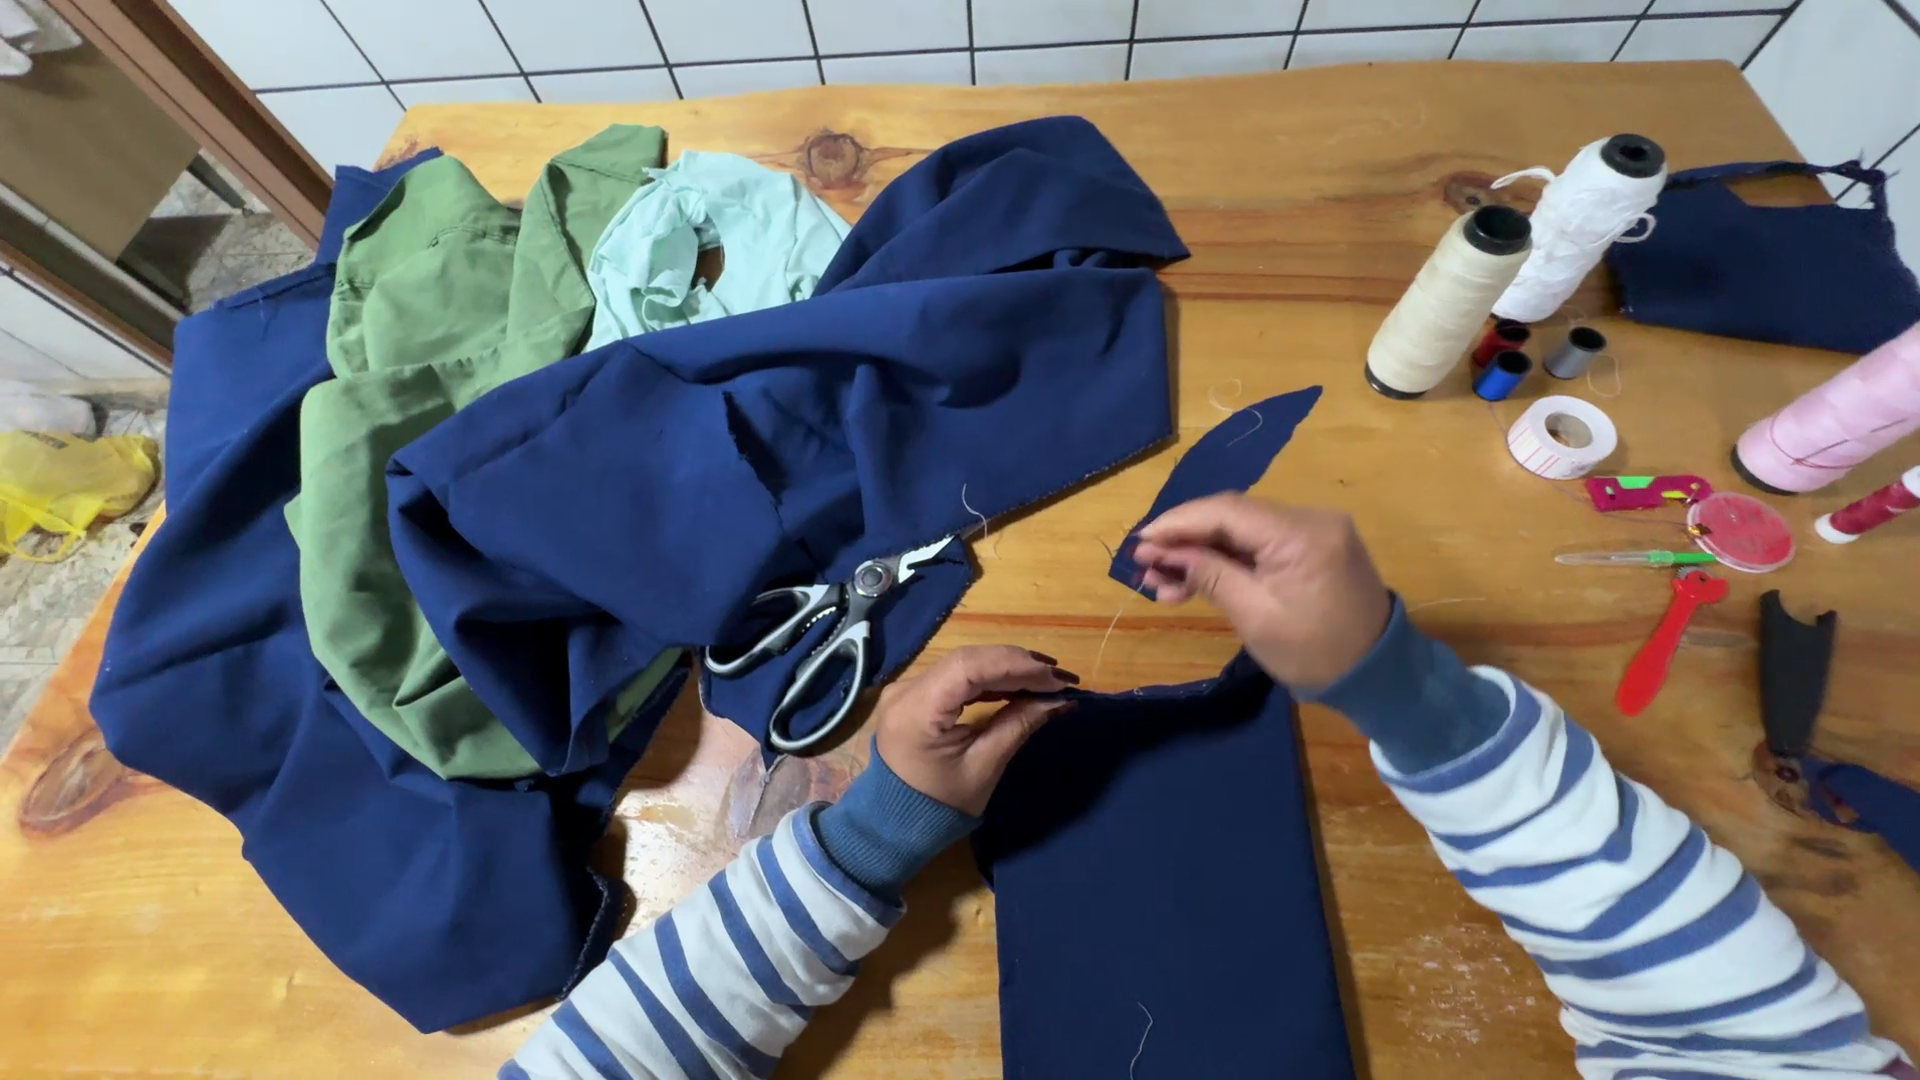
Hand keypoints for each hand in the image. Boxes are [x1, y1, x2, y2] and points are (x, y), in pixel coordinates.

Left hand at [872, 645, 1077, 815]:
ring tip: (1046, 679)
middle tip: (1059, 677)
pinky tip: (1019, 685)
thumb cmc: (939, 805)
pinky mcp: (916, 694)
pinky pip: (956, 677)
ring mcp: (908, 689)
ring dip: (1006, 669)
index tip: (1055, 676)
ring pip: (964, 664)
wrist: (894, 823)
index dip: (1015, 664)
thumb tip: (1059, 700)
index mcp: (916, 710)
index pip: (968, 667)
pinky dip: (989, 679)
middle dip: (1016, 664)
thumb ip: (1018, 726)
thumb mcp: (983, 768)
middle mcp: (906, 689)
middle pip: (967, 660)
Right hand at [1130, 494, 1392, 688]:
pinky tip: (1193, 582)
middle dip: (1183, 539)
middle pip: (1231, 516)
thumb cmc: (1315, 652)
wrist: (1380, 677)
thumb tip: (1162, 552)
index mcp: (1301, 534)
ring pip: (1240, 530)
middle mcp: (1309, 519)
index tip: (1140, 542)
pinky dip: (1225, 560)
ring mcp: (1312, 531)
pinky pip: (1257, 543)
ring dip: (1199, 552)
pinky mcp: (1311, 546)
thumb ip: (1208, 574)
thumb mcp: (1254, 615)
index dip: (1177, 523)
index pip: (1226, 511)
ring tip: (1161, 583)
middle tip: (1144, 565)